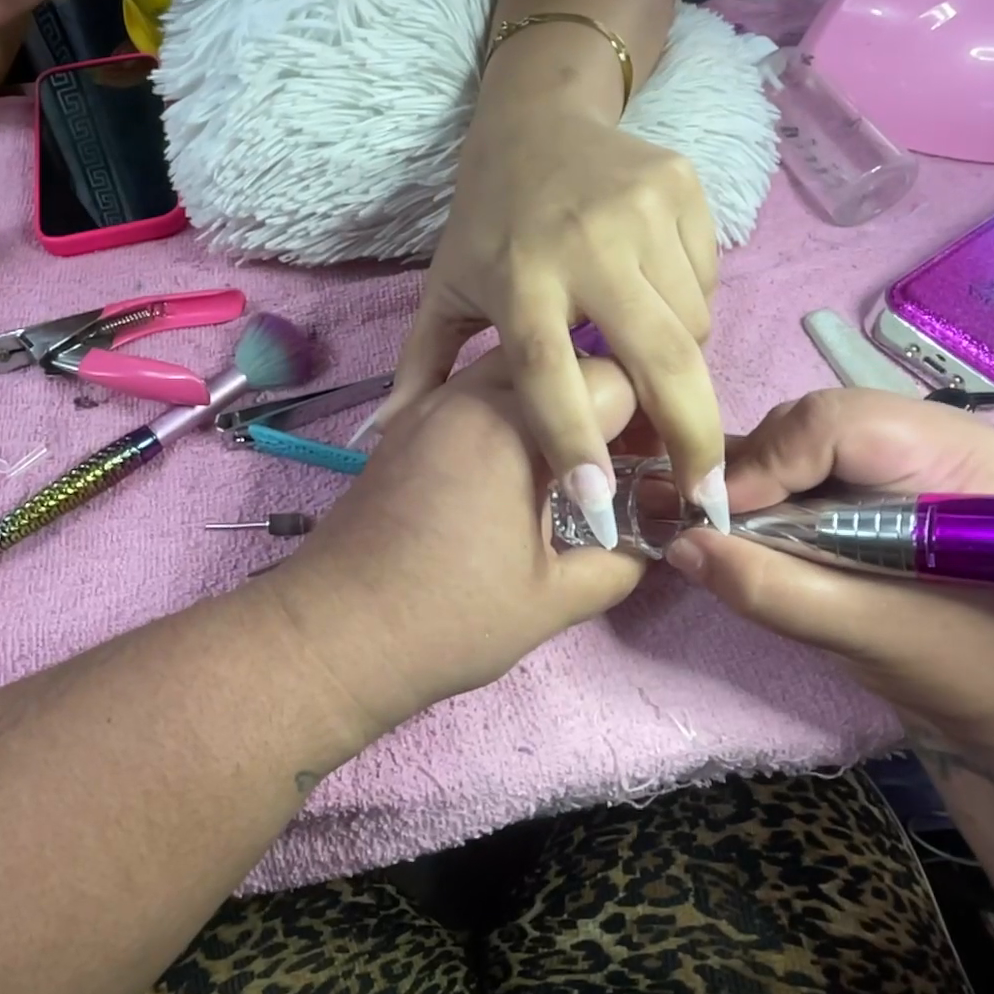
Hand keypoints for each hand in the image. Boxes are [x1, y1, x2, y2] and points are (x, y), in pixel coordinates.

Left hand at [266, 353, 646, 728]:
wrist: (334, 631)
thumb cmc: (446, 619)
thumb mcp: (552, 600)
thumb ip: (617, 563)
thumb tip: (644, 544)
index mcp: (513, 425)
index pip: (611, 381)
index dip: (651, 419)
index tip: (658, 463)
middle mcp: (468, 397)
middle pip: (561, 362)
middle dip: (605, 401)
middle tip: (623, 459)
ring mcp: (429, 410)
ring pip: (512, 372)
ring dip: (553, 402)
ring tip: (570, 461)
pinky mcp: (404, 431)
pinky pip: (470, 396)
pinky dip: (508, 414)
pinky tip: (515, 468)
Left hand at [378, 102, 725, 551]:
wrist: (536, 120)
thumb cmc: (485, 224)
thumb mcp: (444, 291)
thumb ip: (422, 367)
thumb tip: (386, 436)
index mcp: (516, 281)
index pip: (546, 372)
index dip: (572, 439)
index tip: (600, 503)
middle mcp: (585, 246)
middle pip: (656, 357)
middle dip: (691, 435)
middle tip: (708, 495)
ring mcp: (643, 212)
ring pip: (692, 326)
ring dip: (682, 368)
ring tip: (649, 368)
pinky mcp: (685, 189)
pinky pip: (708, 284)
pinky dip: (692, 316)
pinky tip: (656, 309)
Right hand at [667, 389, 993, 746]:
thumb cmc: (980, 668)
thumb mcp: (875, 635)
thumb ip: (775, 589)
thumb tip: (681, 546)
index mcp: (954, 457)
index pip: (836, 423)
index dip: (767, 464)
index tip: (718, 521)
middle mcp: (921, 440)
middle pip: (804, 424)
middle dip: (749, 473)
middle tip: (711, 528)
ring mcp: (891, 462)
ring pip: (788, 443)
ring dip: (743, 487)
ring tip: (713, 529)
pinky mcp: (864, 489)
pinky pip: (791, 472)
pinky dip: (752, 500)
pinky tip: (730, 530)